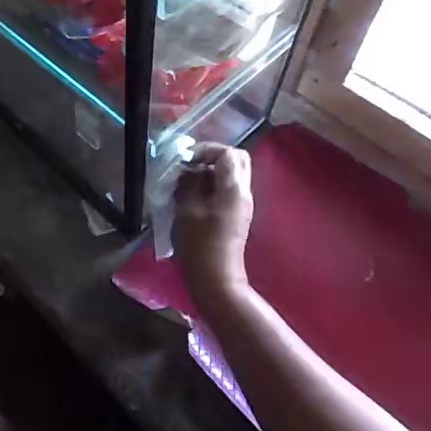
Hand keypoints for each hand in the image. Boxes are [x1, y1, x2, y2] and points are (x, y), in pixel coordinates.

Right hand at [172, 143, 253, 295]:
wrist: (216, 280)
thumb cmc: (199, 245)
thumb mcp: (187, 210)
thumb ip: (190, 183)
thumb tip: (190, 169)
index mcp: (234, 189)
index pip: (228, 153)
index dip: (206, 150)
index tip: (185, 159)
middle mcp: (244, 193)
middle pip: (237, 160)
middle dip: (213, 157)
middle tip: (190, 165)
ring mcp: (243, 205)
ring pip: (233, 174)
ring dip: (211, 172)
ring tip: (187, 182)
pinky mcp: (237, 215)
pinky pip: (228, 189)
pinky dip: (212, 186)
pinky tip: (193, 197)